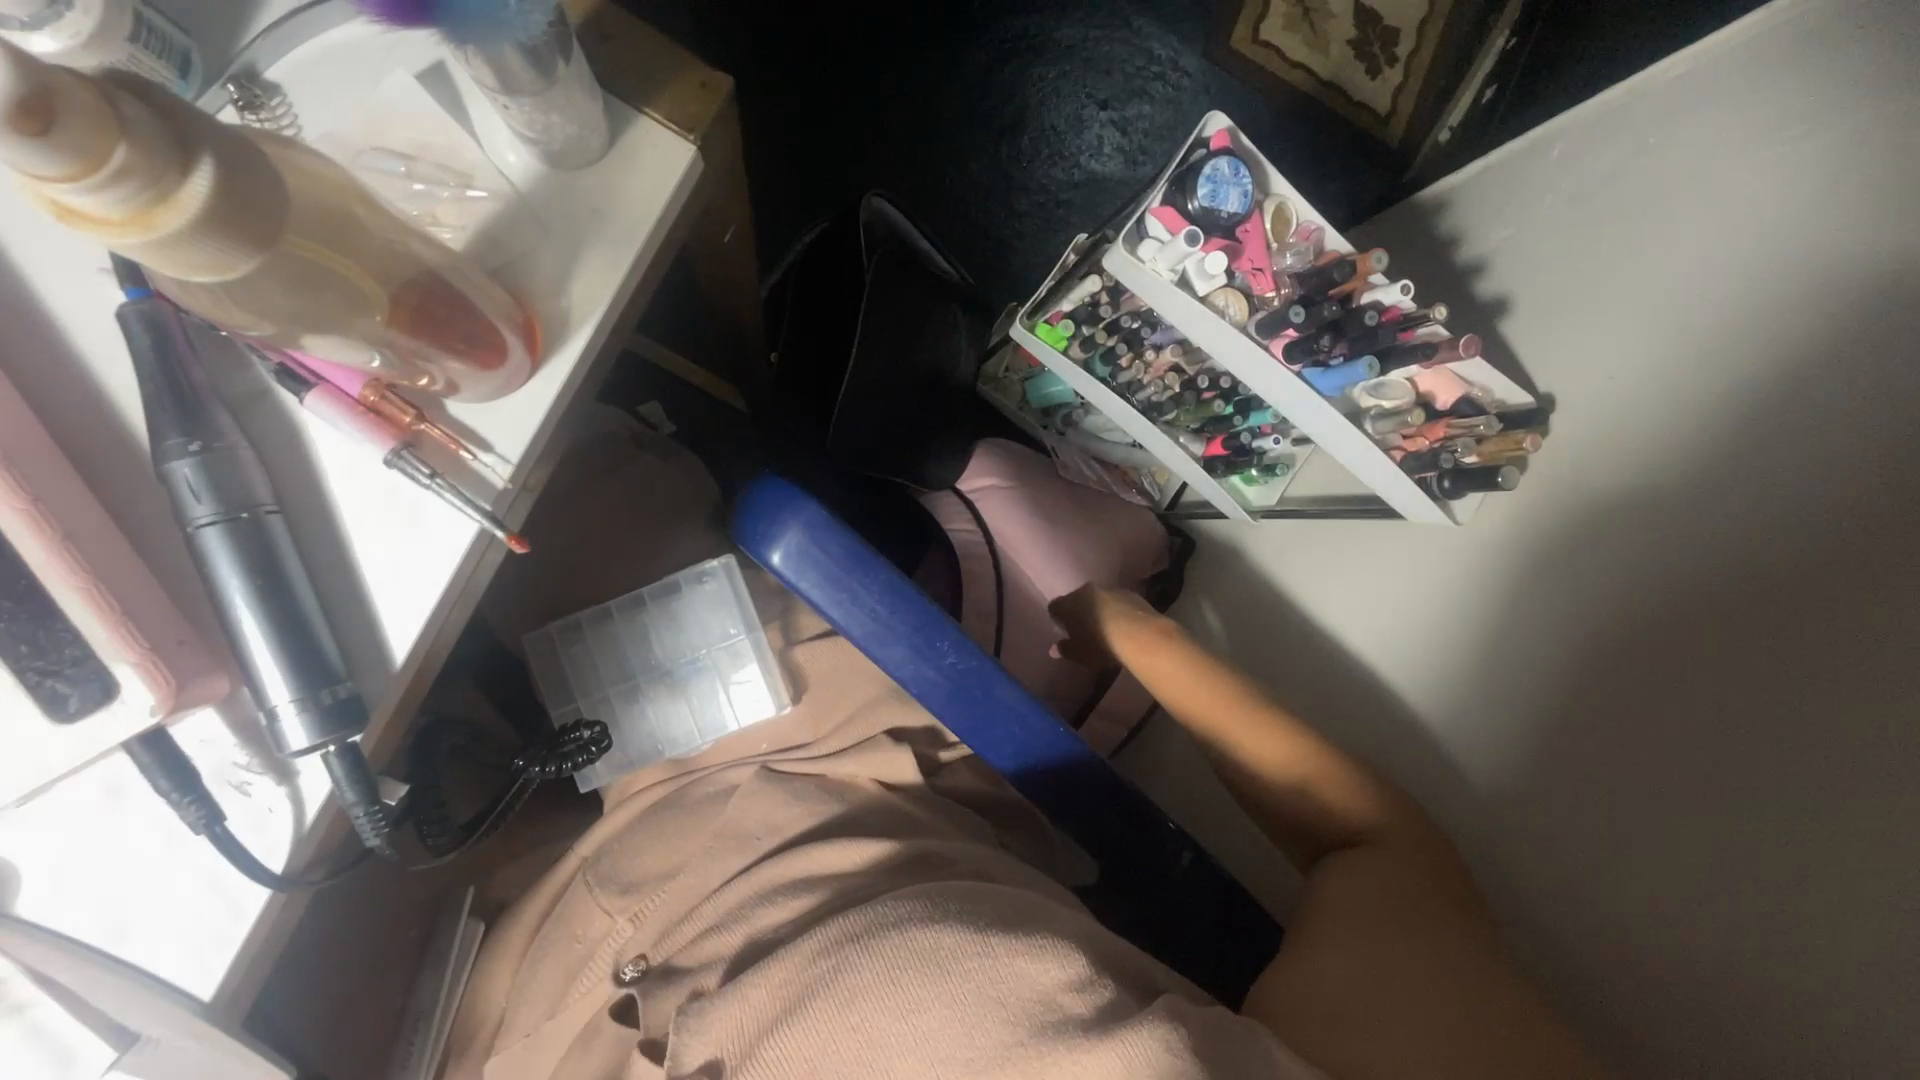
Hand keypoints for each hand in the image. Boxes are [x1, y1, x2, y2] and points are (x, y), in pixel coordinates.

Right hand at [1048, 584, 1166, 669]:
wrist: (1141, 635)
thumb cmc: (1101, 646)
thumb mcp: (1080, 654)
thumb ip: (1065, 650)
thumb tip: (1054, 649)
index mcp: (1069, 603)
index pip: (1055, 607)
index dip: (1058, 619)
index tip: (1063, 630)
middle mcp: (1087, 591)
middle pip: (1077, 600)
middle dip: (1079, 612)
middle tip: (1084, 630)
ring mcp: (1111, 590)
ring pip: (1099, 599)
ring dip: (1099, 610)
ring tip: (1106, 628)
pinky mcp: (1132, 594)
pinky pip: (1118, 602)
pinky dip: (1118, 611)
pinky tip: (1124, 627)